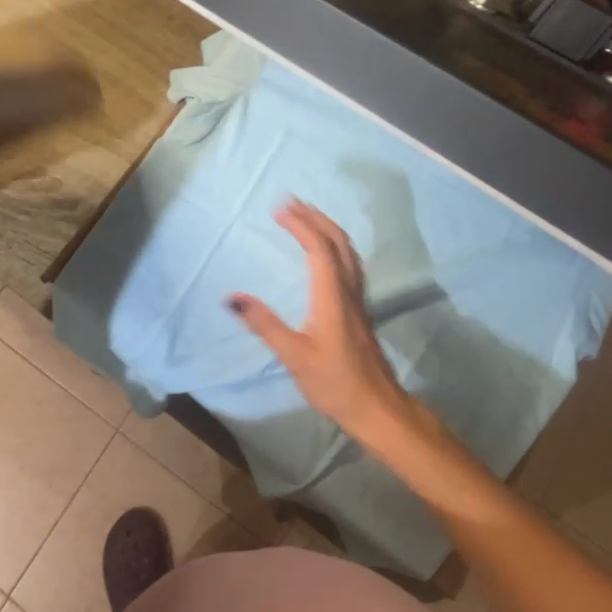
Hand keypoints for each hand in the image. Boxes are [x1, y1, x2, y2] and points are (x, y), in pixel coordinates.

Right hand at [229, 199, 412, 434]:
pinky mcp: (359, 311)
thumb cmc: (335, 383)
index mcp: (332, 297)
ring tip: (307, 218)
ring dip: (327, 229)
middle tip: (292, 203)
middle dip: (316, 218)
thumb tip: (232, 298)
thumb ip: (265, 325)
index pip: (319, 249)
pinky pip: (349, 264)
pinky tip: (325, 254)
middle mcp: (348, 291)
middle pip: (338, 243)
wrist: (378, 408)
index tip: (279, 210)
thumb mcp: (294, 356)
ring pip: (348, 252)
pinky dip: (334, 246)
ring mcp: (358, 300)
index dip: (300, 226)